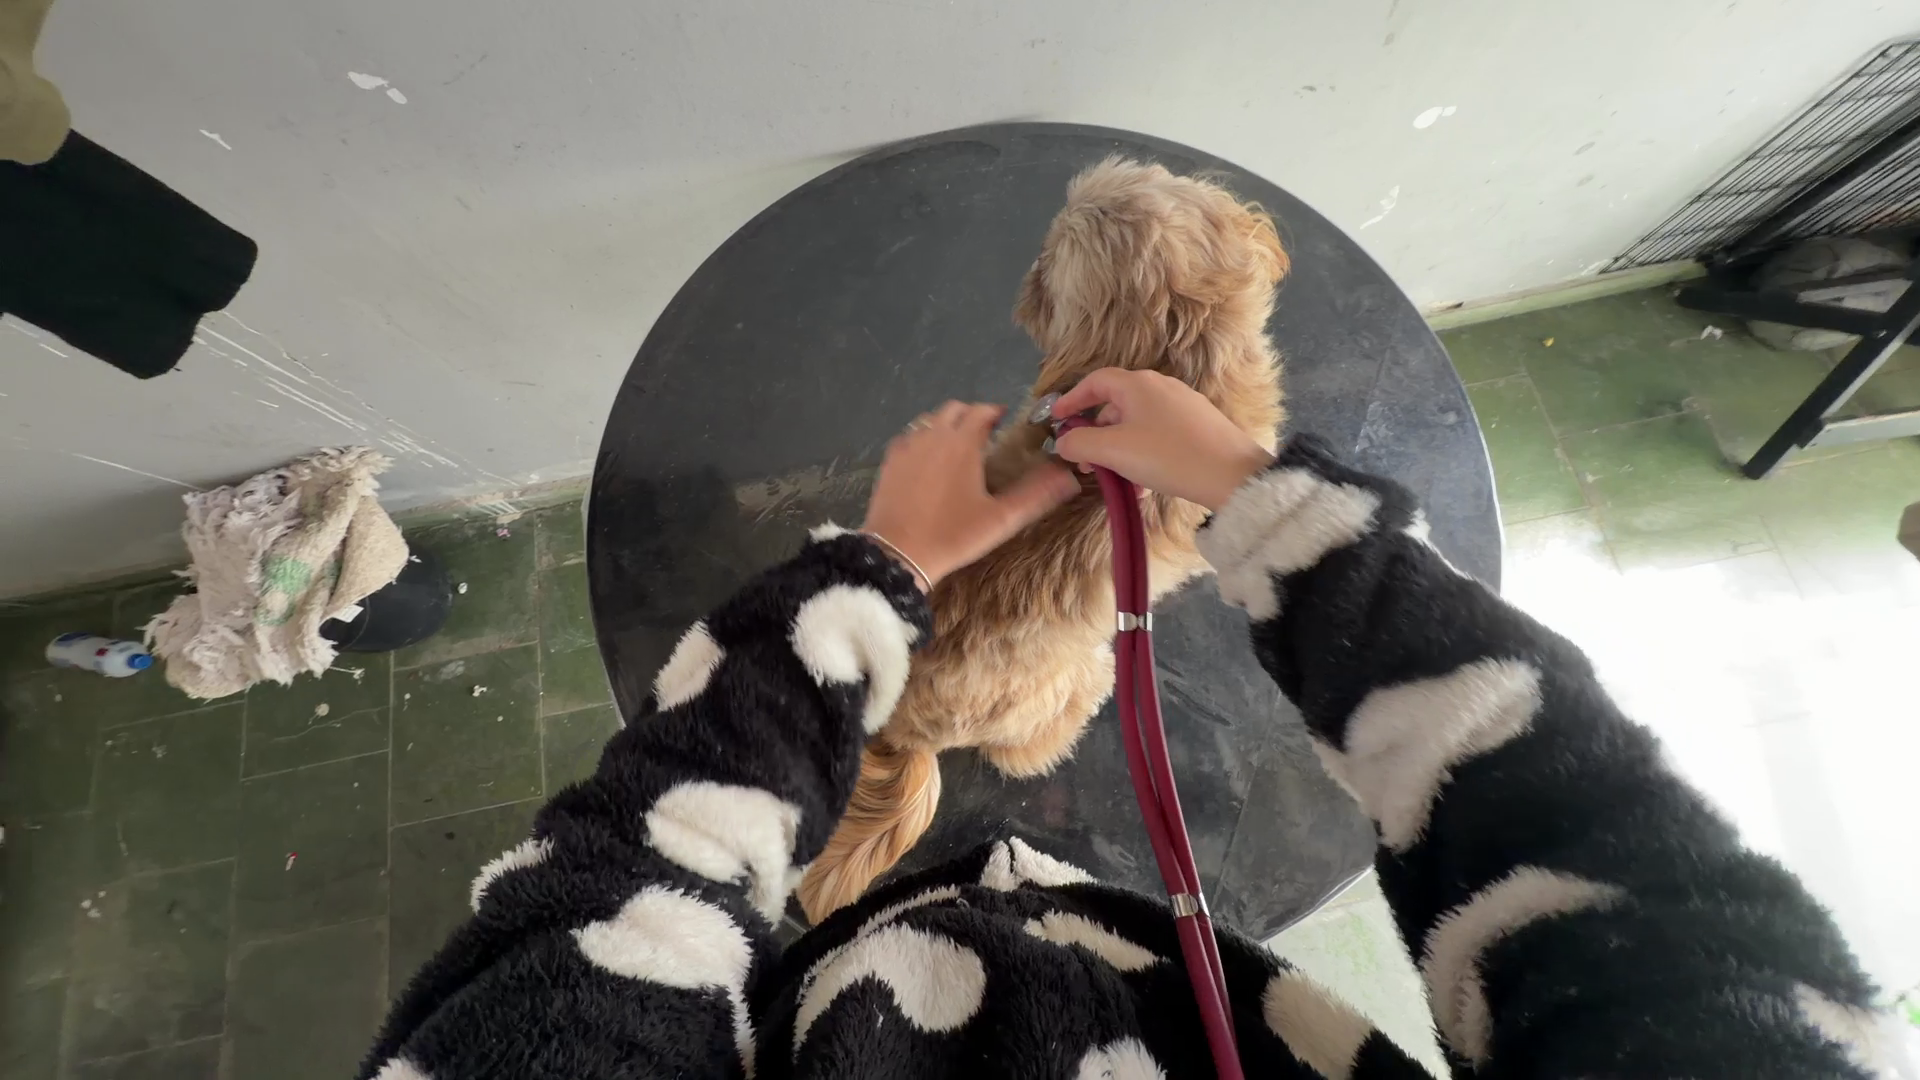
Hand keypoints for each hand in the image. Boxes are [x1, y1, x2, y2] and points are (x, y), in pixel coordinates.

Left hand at [862, 402, 1078, 589]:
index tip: (1004, 423)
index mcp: (963, 442)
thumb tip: (1069, 478)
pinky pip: (909, 437)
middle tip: (983, 434)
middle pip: (954, 409)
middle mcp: (934, 434)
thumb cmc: (953, 534)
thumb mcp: (1001, 519)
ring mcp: (908, 446)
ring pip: (929, 420)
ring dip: (945, 425)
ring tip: (956, 446)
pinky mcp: (889, 460)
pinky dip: (922, 439)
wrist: (899, 553)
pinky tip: (927, 461)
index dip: (995, 413)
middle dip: (970, 415)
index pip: (982, 410)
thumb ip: (1036, 495)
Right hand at [1051, 369, 1272, 510]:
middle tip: (1086, 464)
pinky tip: (1143, 485)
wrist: (1231, 475)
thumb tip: (1063, 441)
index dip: (1071, 399)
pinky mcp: (1198, 426)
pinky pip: (1157, 436)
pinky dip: (1141, 455)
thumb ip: (1079, 443)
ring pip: (1136, 425)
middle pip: (1115, 406)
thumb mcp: (1113, 451)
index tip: (1056, 419)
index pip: (1095, 382)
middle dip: (1095, 435)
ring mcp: (1182, 406)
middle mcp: (1160, 387)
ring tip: (1115, 481)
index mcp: (1137, 385)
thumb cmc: (1166, 456)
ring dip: (1118, 451)